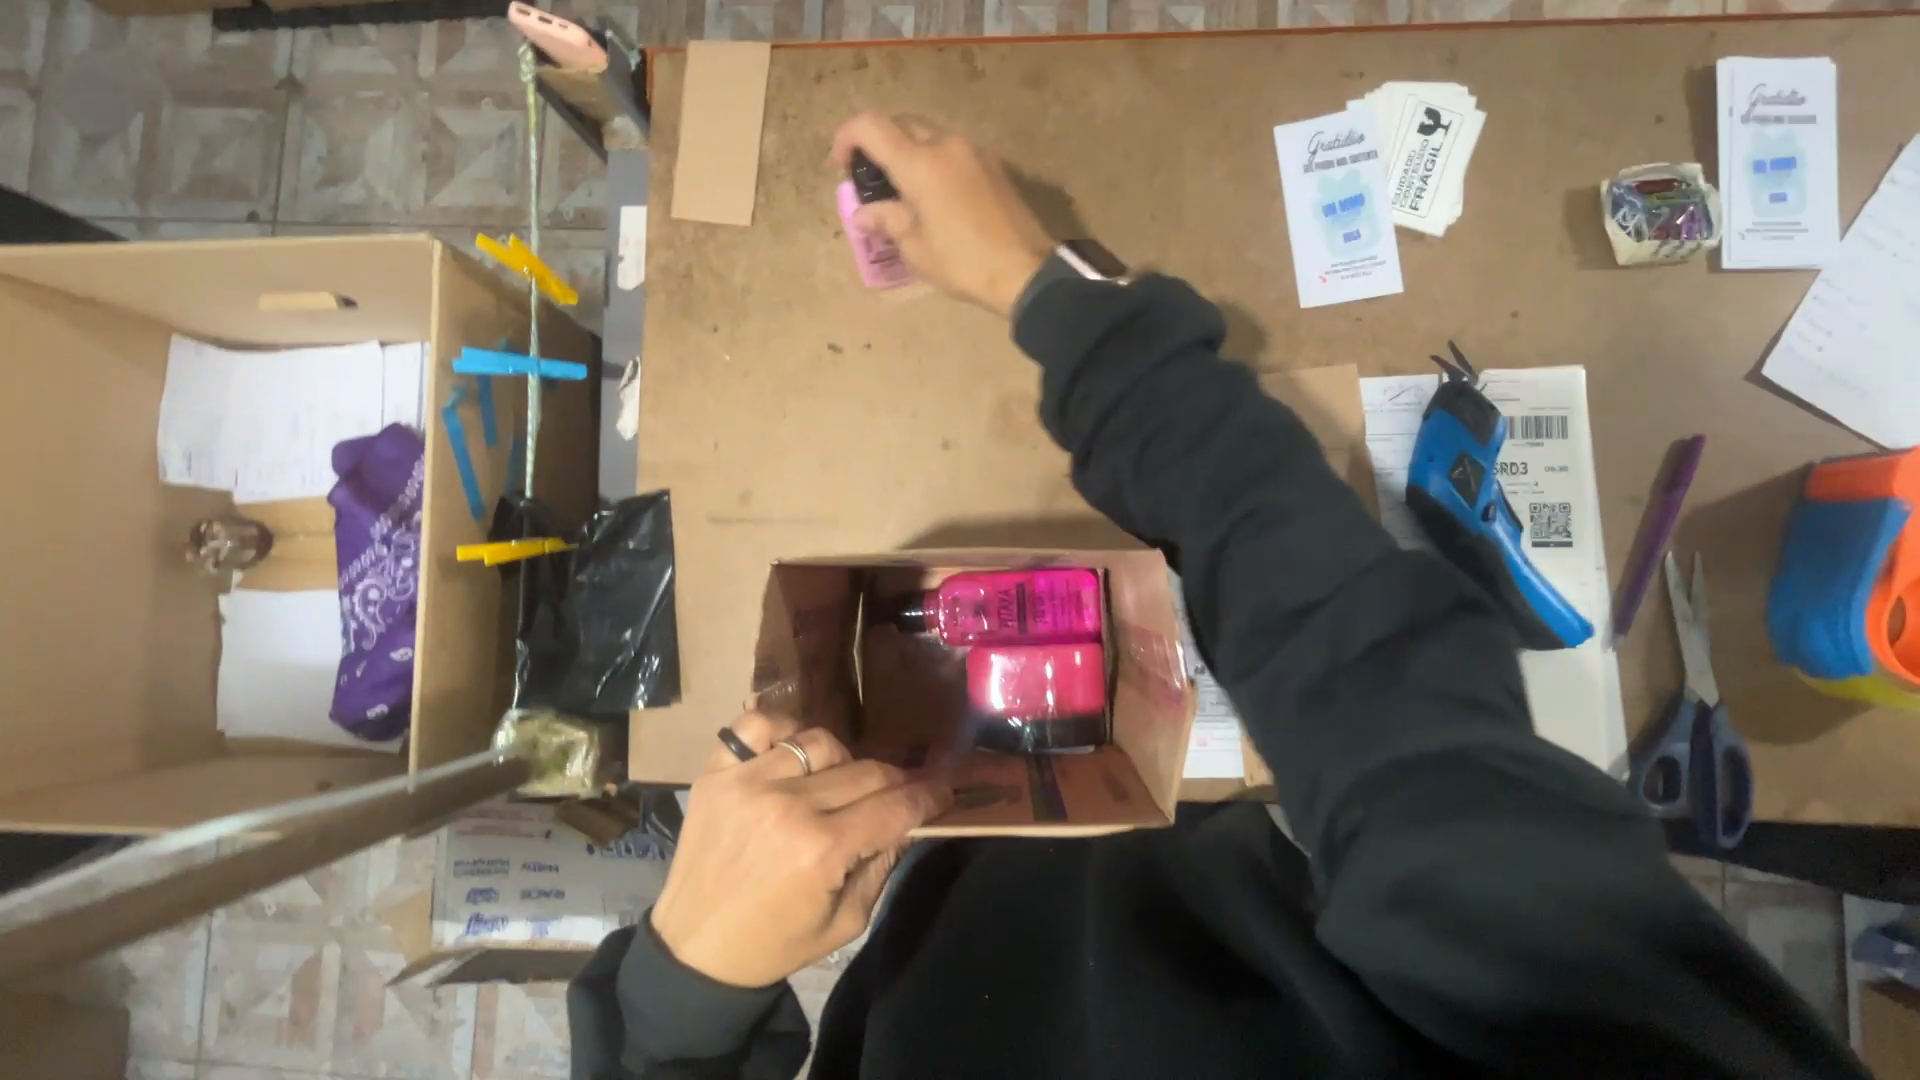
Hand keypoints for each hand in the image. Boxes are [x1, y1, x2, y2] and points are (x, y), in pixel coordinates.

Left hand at [649, 712, 951, 987]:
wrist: (694, 950)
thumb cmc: (774, 943)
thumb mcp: (846, 921)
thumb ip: (882, 864)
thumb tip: (908, 820)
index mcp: (822, 850)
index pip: (895, 806)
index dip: (928, 797)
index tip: (943, 792)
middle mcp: (788, 806)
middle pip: (866, 771)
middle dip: (894, 783)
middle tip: (897, 795)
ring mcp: (748, 782)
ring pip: (821, 742)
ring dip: (841, 762)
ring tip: (835, 785)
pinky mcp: (716, 772)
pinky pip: (758, 725)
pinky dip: (781, 731)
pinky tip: (789, 755)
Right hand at [830, 112, 1054, 316]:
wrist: (1026, 272)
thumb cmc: (964, 263)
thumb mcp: (916, 249)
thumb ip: (886, 221)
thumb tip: (863, 214)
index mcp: (921, 164)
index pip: (871, 126)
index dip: (847, 138)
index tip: (840, 165)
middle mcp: (947, 145)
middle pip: (901, 125)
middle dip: (878, 145)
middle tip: (870, 181)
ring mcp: (974, 152)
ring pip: (929, 136)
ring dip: (908, 154)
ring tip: (903, 192)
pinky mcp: (994, 166)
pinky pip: (953, 152)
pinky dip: (934, 164)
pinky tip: (934, 198)